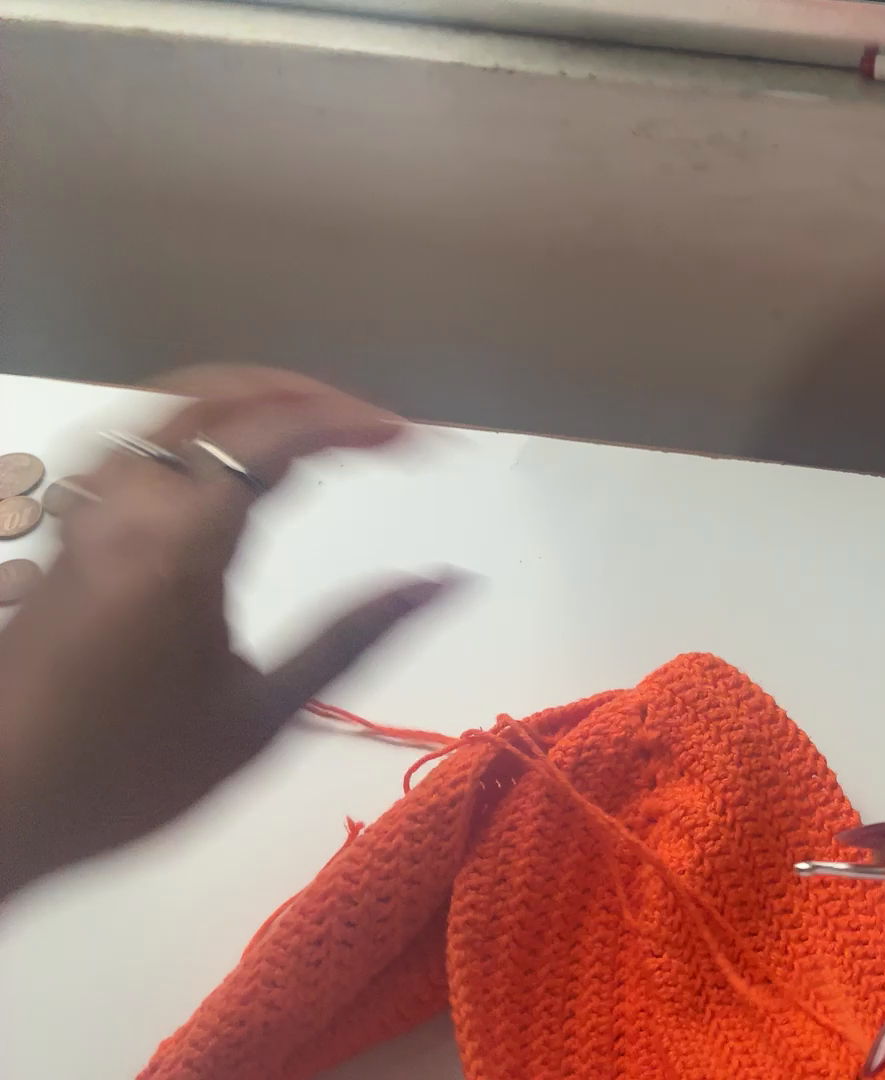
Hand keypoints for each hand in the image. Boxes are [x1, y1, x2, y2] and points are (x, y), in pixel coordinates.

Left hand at [0, 366, 456, 897]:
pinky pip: (137, 451)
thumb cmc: (132, 774)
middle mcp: (122, 520)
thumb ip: (359, 634)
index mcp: (177, 555)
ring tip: (321, 423)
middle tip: (376, 424)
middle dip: (304, 395)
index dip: (352, 427)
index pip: (269, 445)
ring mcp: (84, 526)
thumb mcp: (266, 713)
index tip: (419, 444)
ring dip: (251, 403)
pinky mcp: (69, 543)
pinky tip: (240, 462)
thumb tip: (448, 580)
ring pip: (158, 416)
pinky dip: (205, 432)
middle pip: (205, 405)